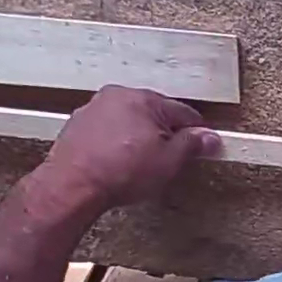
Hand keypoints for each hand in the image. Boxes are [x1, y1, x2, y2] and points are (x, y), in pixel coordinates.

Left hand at [32, 85, 221, 216]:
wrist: (73, 185)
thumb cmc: (120, 172)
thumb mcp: (169, 161)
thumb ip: (191, 145)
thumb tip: (208, 138)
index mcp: (144, 99)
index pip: (182, 111)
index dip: (196, 130)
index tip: (202, 143)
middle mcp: (118, 96)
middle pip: (153, 113)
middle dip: (164, 133)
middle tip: (170, 159)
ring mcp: (94, 109)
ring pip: (127, 120)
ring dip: (137, 137)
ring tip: (141, 164)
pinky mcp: (77, 126)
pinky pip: (106, 131)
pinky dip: (115, 143)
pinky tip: (117, 163)